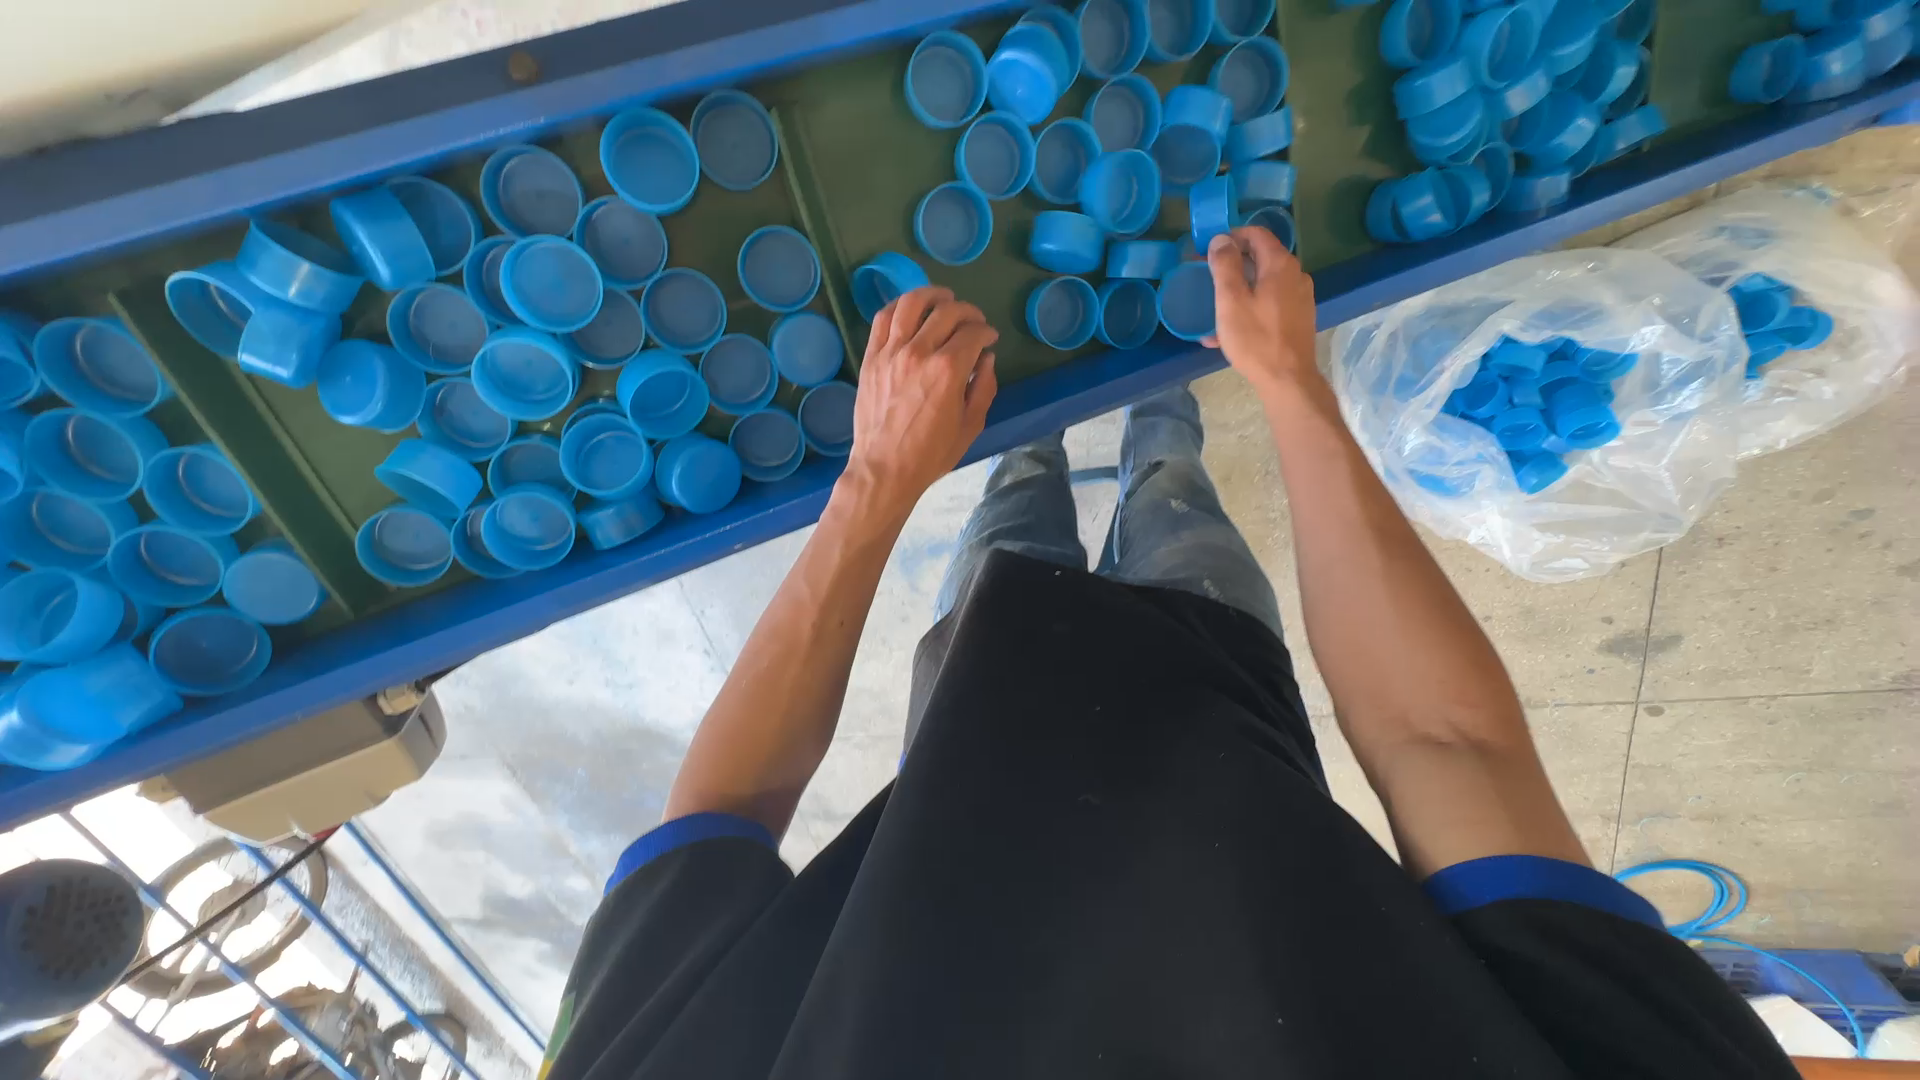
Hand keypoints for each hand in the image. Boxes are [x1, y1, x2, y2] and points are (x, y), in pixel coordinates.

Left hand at [842, 286, 997, 516]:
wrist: (885, 469)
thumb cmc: (931, 454)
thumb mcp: (970, 425)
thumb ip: (984, 387)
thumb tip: (986, 359)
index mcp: (947, 370)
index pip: (973, 333)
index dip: (986, 332)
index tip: (990, 339)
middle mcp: (918, 352)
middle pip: (947, 312)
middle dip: (968, 312)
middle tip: (974, 321)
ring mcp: (890, 352)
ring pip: (911, 304)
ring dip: (932, 295)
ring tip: (943, 298)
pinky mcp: (870, 358)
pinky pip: (883, 319)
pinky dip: (899, 306)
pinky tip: (911, 309)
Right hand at [1203, 226, 1318, 397]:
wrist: (1287, 378)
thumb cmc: (1255, 339)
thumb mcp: (1231, 301)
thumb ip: (1225, 266)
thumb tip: (1221, 239)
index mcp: (1280, 265)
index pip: (1256, 234)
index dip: (1230, 237)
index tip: (1208, 251)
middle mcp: (1295, 274)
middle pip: (1261, 257)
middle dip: (1232, 263)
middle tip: (1207, 276)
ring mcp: (1300, 297)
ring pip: (1264, 283)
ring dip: (1239, 288)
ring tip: (1215, 307)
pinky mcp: (1298, 317)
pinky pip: (1270, 303)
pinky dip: (1250, 306)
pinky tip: (1230, 330)